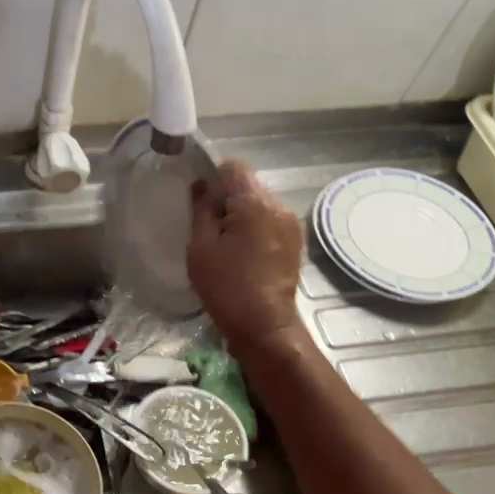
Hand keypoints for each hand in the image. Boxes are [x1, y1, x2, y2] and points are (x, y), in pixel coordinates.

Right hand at [188, 160, 307, 349]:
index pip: (234, 167)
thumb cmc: (226, 287)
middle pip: (248, 185)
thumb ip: (201, 210)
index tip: (200, 200)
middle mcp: (279, 206)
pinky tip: (242, 253)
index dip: (214, 176)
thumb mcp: (201, 248)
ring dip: (241, 214)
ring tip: (226, 244)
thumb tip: (202, 186)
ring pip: (259, 203)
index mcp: (255, 204)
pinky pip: (269, 221)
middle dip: (227, 198)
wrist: (263, 326)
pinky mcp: (294, 241)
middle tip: (208, 227)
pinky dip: (254, 228)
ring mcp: (291, 224)